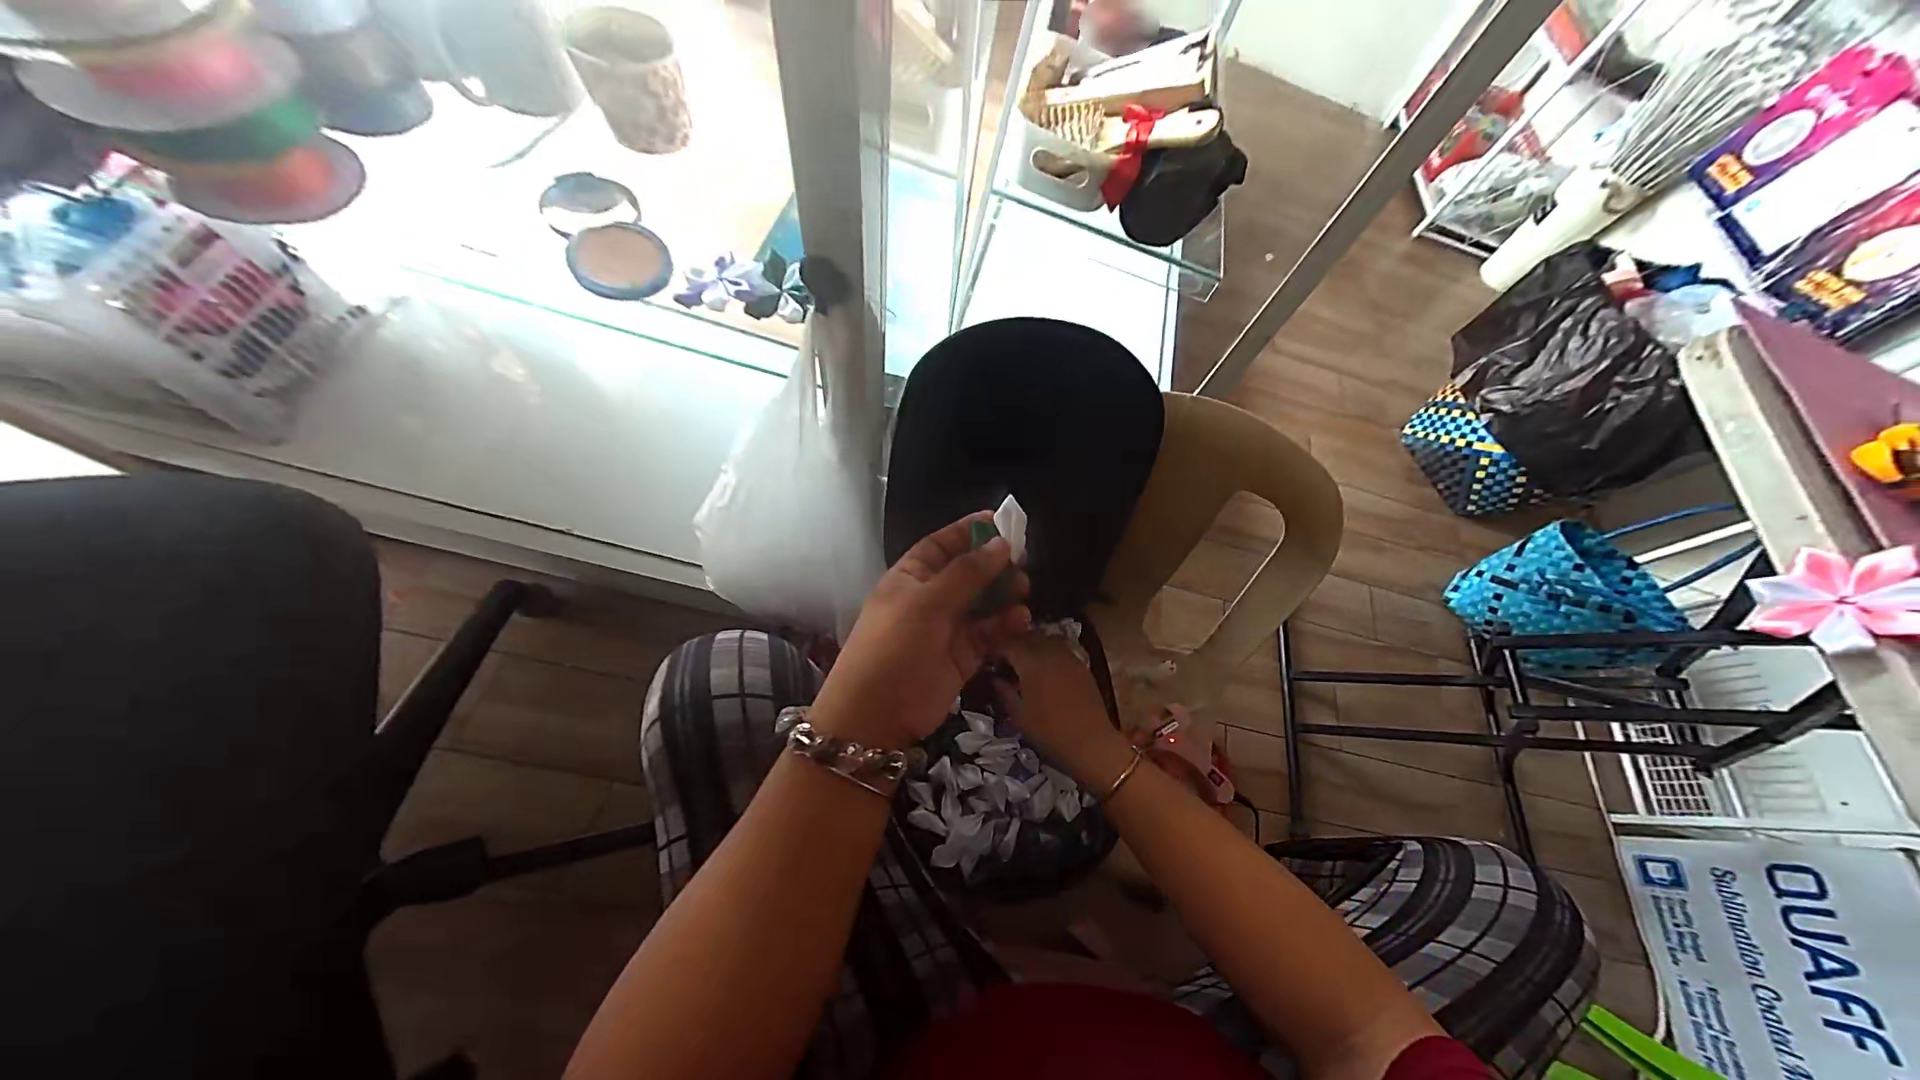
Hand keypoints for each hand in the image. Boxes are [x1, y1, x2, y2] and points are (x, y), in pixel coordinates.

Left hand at [809, 512, 1031, 748]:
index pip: (941, 545)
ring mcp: (948, 628)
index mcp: (910, 577)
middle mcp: (930, 598)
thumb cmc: (894, 647)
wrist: (876, 714)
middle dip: (994, 566)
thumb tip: (1002, 544)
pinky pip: (990, 633)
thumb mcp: (926, 603)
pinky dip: (1006, 626)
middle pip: (968, 573)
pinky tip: (1021, 620)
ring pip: (984, 603)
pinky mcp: (964, 656)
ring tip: (1023, 591)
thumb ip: (966, 573)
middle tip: (1022, 562)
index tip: (1001, 521)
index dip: (968, 532)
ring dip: (1004, 595)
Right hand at [999, 634, 1135, 789]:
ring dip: (1033, 646)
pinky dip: (1049, 653)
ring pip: (1046, 639)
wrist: (1091, 741)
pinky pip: (1061, 649)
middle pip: (1028, 637)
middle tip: (1006, 662)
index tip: (991, 662)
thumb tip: (995, 678)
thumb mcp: (1018, 714)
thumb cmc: (1049, 731)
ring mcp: (1069, 656)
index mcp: (1031, 661)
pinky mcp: (1082, 665)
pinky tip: (1046, 670)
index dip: (997, 651)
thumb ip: (1004, 691)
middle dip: (1015, 645)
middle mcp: (1050, 651)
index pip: (1008, 644)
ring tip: (1026, 664)